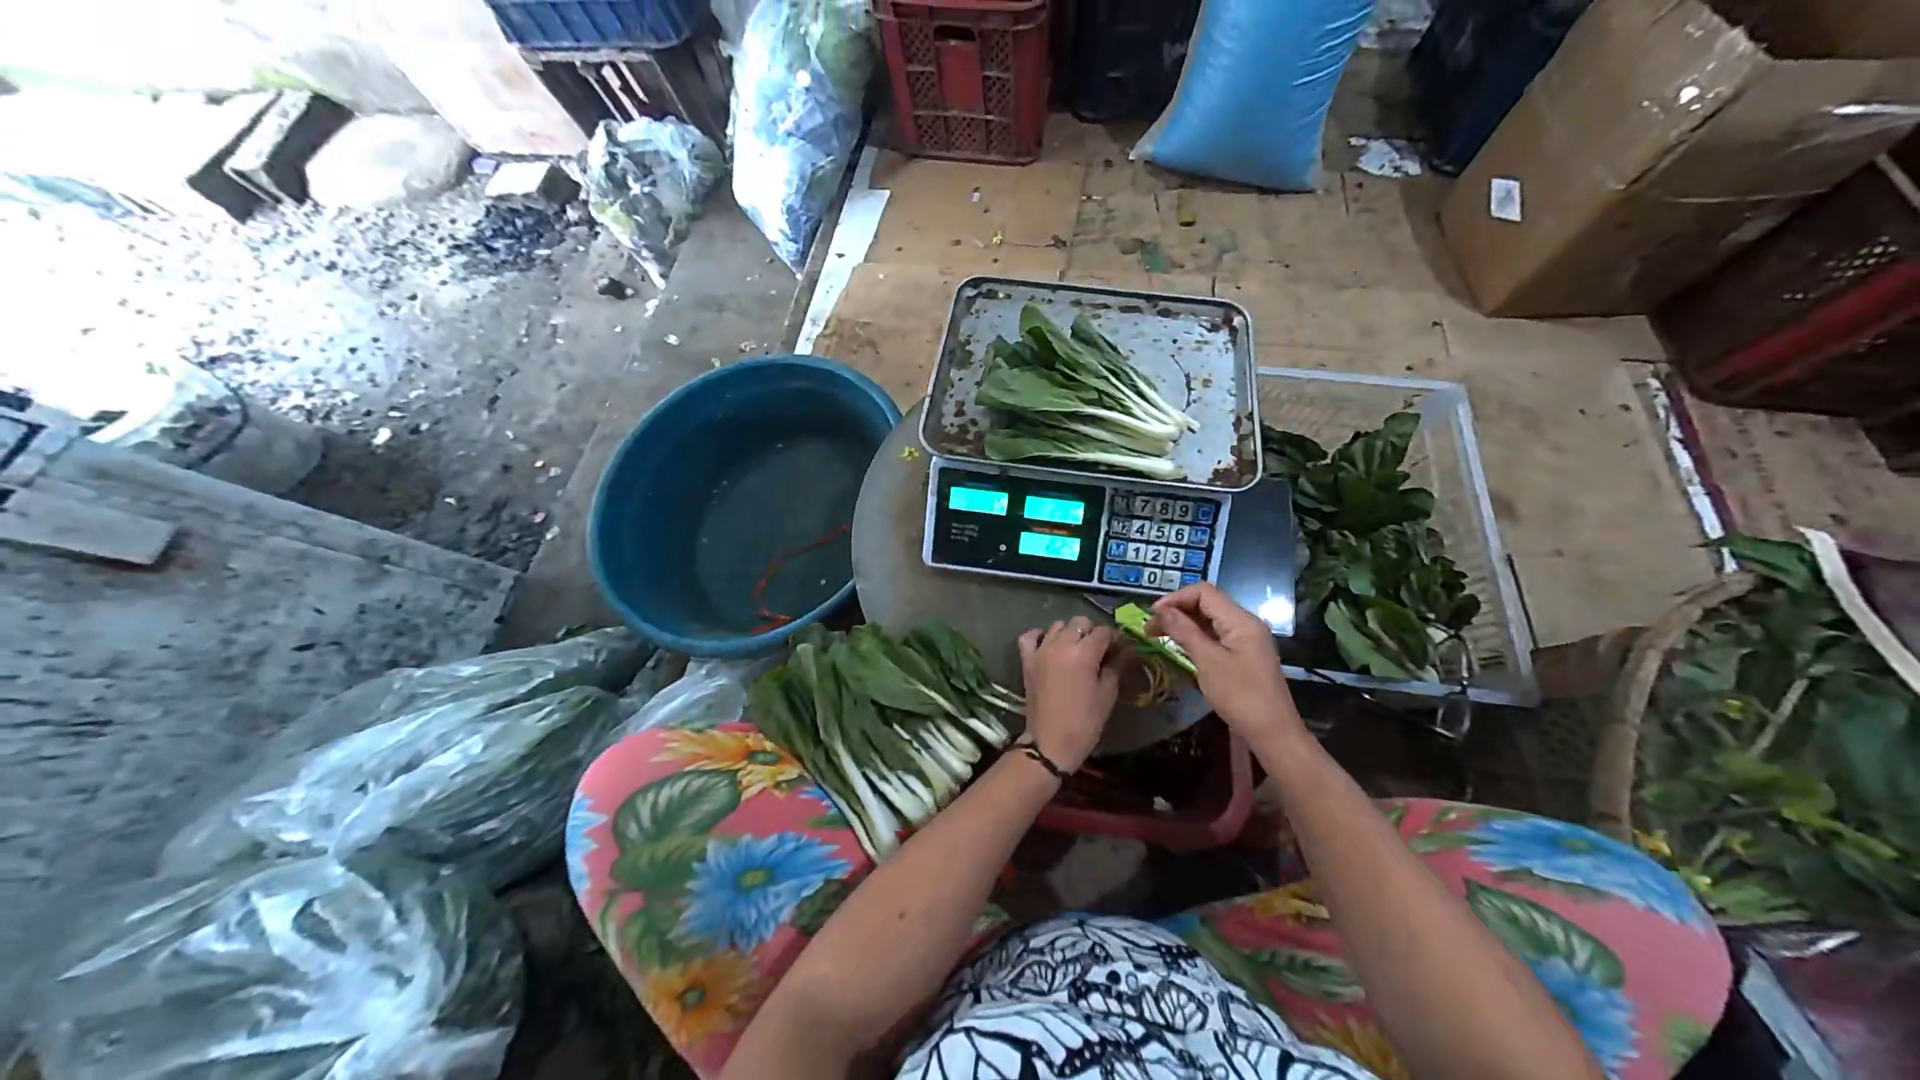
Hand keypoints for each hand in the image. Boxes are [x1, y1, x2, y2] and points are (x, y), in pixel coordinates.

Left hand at [1017, 616, 1120, 771]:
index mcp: (1084, 652)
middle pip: (1079, 623)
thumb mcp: (1107, 693)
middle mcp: (1061, 644)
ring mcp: (1041, 650)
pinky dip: (1040, 636)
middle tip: (1098, 649)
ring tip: (1075, 649)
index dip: (1115, 638)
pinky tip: (1049, 644)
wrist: (1051, 742)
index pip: (1104, 631)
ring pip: (1057, 626)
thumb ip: (1115, 666)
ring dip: (1069, 632)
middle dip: (1092, 631)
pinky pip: (1030, 636)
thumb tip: (1124, 650)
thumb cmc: (1085, 721)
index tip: (1120, 648)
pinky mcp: (1027, 660)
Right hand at [1147, 584, 1302, 744]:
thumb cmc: (1240, 696)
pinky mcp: (1243, 655)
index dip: (1175, 598)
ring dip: (1184, 624)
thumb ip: (1185, 632)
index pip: (1204, 592)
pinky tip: (1180, 647)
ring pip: (1210, 620)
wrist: (1273, 733)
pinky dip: (1196, 637)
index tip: (1152, 615)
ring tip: (1159, 636)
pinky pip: (1216, 635)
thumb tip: (1161, 610)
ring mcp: (1246, 640)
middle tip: (1151, 628)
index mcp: (1241, 621)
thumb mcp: (1208, 662)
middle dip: (1177, 610)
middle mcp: (1246, 624)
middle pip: (1207, 603)